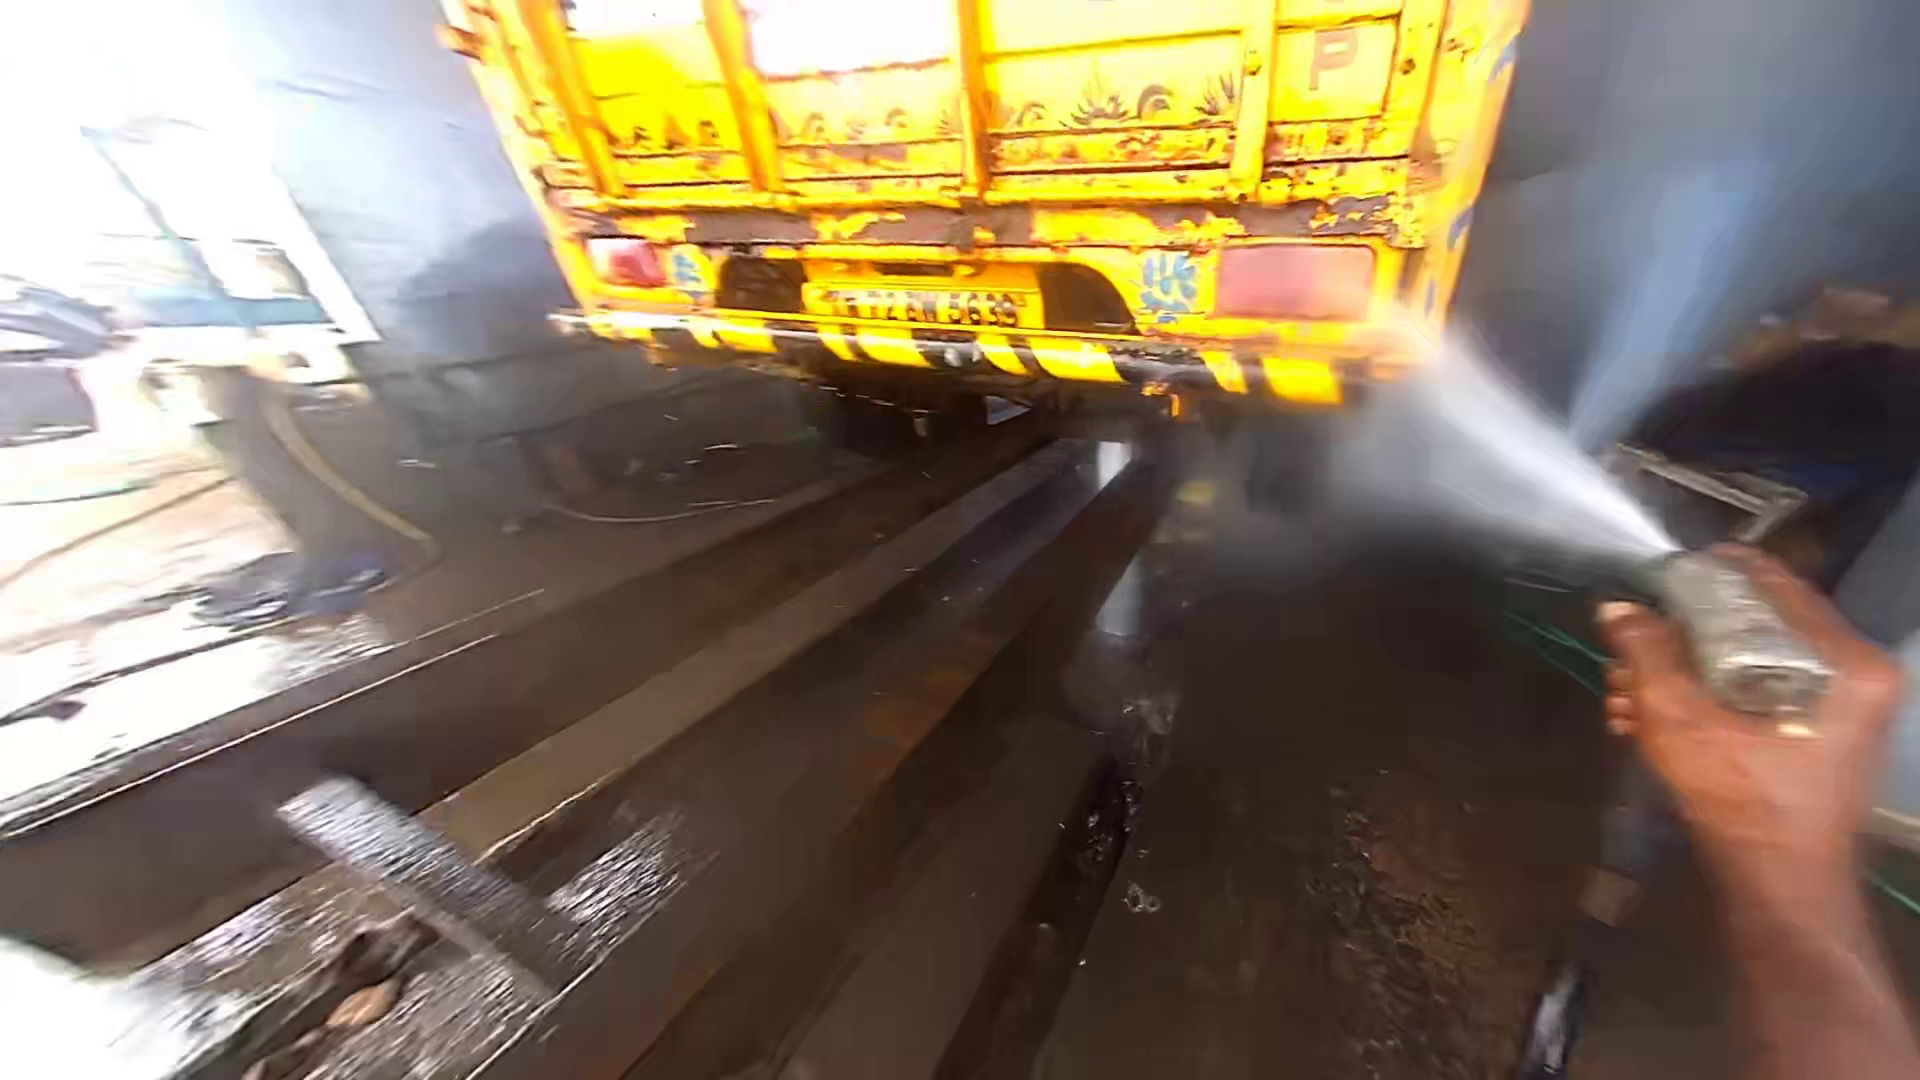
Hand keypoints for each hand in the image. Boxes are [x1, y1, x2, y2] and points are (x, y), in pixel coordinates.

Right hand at [1597, 546, 1902, 874]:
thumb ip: (1646, 651)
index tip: (1660, 566)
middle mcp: (1845, 674)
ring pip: (1729, 658)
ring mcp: (1829, 702)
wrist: (1773, 864)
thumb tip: (1617, 606)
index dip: (1713, 570)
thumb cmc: (1736, 783)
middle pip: (1742, 625)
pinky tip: (1645, 721)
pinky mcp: (1805, 724)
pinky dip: (1686, 697)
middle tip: (1622, 661)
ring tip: (1626, 703)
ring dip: (1665, 674)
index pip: (1776, 585)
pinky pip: (1736, 687)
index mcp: (1838, 662)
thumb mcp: (1674, 709)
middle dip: (1668, 640)